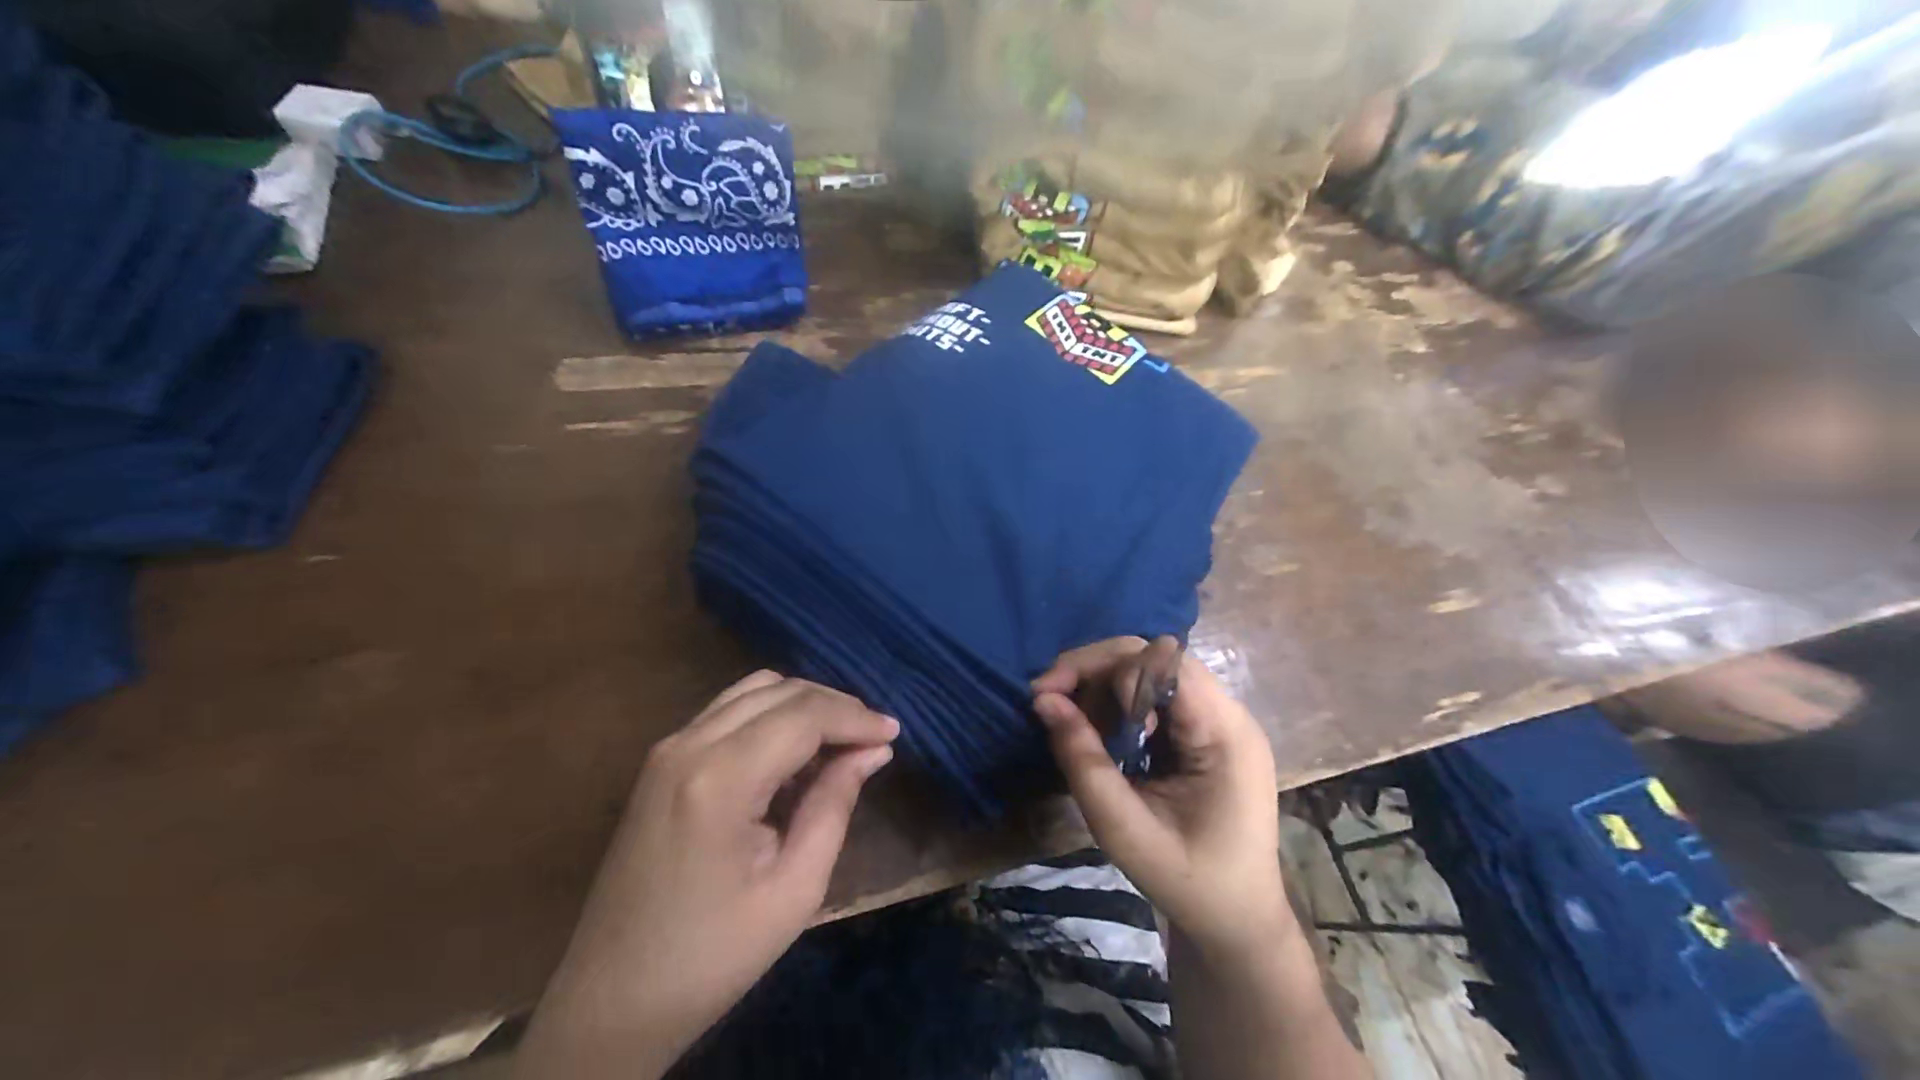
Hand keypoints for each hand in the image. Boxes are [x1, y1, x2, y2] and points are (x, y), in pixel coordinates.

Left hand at [517, 671, 897, 1079]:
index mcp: (721, 778)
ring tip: (841, 740)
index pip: (804, 715)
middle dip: (833, 706)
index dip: (855, 717)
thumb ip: (834, 805)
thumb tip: (874, 750)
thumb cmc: (713, 955)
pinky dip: (771, 715)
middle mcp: (688, 744)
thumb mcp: (795, 888)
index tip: (894, 733)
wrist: (613, 999)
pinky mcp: (660, 763)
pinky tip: (795, 751)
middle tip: (874, 737)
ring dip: (802, 705)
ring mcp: (668, 749)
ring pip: (752, 692)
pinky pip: (727, 712)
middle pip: (779, 691)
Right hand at [1033, 638, 1286, 953]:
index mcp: (1224, 734)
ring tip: (1078, 726)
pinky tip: (1104, 734)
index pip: (1161, 662)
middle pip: (1155, 658)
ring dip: (1105, 687)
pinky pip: (1159, 696)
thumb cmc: (1187, 882)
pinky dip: (1120, 703)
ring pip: (1153, 671)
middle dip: (1096, 671)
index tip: (1051, 694)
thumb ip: (1083, 761)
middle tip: (1051, 702)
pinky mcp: (1208, 733)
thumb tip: (1043, 700)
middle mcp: (1229, 715)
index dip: (1102, 665)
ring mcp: (1222, 722)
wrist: (1238, 924)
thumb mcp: (1123, 829)